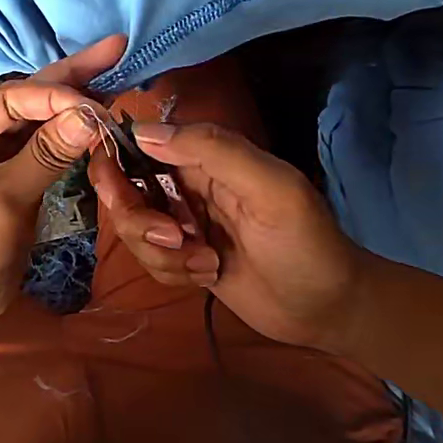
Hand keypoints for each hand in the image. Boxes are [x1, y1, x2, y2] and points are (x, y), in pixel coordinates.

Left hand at [0, 37, 127, 327]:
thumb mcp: (2, 201)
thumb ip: (44, 155)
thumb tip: (89, 114)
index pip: (10, 99)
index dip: (54, 95)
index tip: (97, 104)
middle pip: (26, 98)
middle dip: (69, 77)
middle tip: (115, 48)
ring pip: (39, 120)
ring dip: (75, 102)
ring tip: (114, 75)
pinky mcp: (15, 177)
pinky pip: (46, 146)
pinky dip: (71, 134)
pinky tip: (96, 118)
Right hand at [91, 121, 369, 352]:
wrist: (326, 310)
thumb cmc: (305, 242)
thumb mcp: (270, 189)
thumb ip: (213, 151)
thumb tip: (144, 132)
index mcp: (204, 156)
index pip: (140, 144)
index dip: (115, 162)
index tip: (118, 193)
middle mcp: (184, 184)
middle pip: (124, 191)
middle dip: (140, 221)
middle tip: (175, 239)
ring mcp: (179, 222)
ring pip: (133, 230)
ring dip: (163, 253)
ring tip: (208, 263)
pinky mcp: (179, 257)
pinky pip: (147, 259)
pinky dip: (172, 272)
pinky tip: (208, 275)